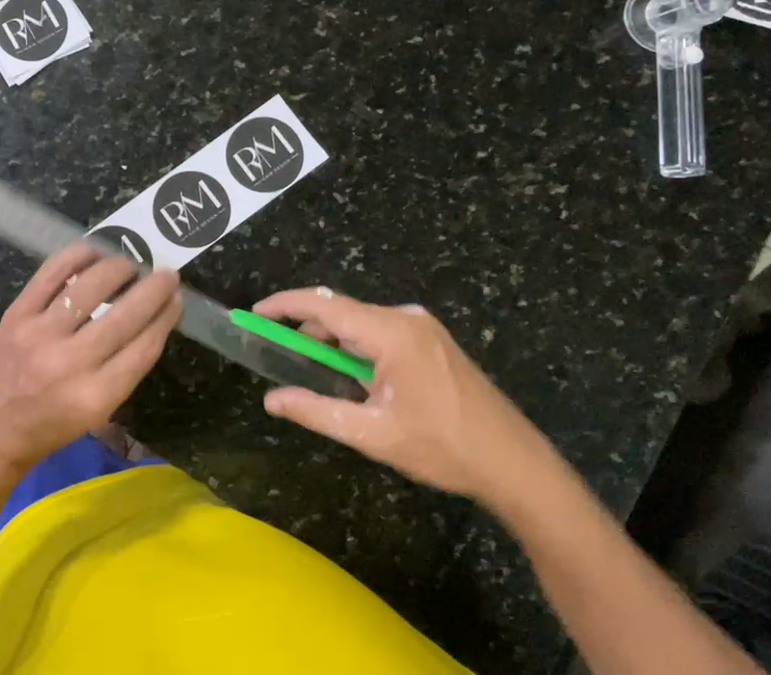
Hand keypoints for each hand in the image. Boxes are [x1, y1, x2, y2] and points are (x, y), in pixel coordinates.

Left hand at [0, 246, 181, 479]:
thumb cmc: (50, 425)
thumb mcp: (97, 412)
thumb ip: (124, 369)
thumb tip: (153, 318)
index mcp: (95, 396)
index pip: (143, 347)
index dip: (166, 318)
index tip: (177, 299)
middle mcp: (69, 363)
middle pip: (125, 316)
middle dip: (153, 289)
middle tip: (167, 274)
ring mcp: (39, 335)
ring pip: (90, 287)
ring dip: (119, 268)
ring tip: (131, 264)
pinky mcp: (17, 315)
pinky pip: (51, 274)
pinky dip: (76, 257)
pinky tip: (95, 253)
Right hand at [255, 289, 555, 506]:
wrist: (515, 465)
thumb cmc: (442, 448)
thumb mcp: (371, 434)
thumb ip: (315, 411)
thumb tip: (271, 399)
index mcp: (392, 333)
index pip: (325, 305)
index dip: (285, 305)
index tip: (255, 314)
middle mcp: (407, 319)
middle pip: (342, 312)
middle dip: (307, 331)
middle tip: (280, 358)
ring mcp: (425, 329)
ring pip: (362, 324)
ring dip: (334, 344)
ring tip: (317, 379)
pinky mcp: (434, 343)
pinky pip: (382, 334)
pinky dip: (358, 350)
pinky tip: (353, 382)